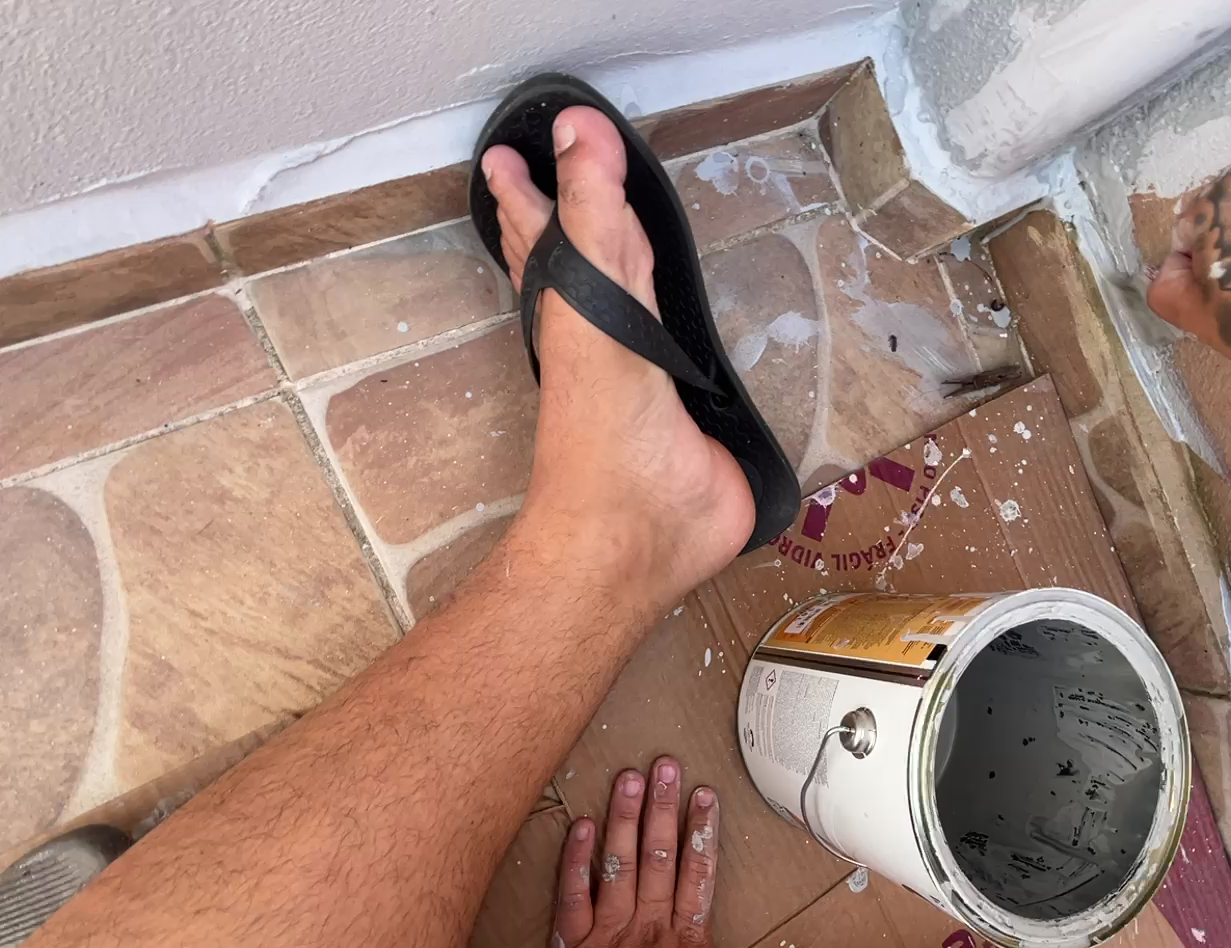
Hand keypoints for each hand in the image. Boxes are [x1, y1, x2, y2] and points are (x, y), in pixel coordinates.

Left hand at [483, 108, 754, 617]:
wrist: (640, 534)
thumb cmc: (604, 430)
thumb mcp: (589, 315)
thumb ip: (592, 225)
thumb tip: (574, 130)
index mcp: (579, 315)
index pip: (555, 238)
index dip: (538, 195)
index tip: (517, 160)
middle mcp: (618, 340)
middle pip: (600, 268)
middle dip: (586, 222)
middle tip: (570, 175)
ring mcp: (665, 379)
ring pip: (650, 309)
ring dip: (642, 272)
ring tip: (630, 230)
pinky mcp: (711, 415)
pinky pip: (712, 362)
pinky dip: (712, 337)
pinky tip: (711, 329)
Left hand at [544, 758, 773, 947]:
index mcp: (687, 946)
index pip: (699, 874)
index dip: (703, 831)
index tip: (704, 794)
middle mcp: (649, 929)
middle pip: (659, 856)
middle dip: (663, 807)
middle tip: (665, 766)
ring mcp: (609, 933)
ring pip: (618, 864)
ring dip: (623, 818)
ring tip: (628, 778)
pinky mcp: (573, 947)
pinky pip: (572, 895)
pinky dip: (575, 859)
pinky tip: (580, 825)